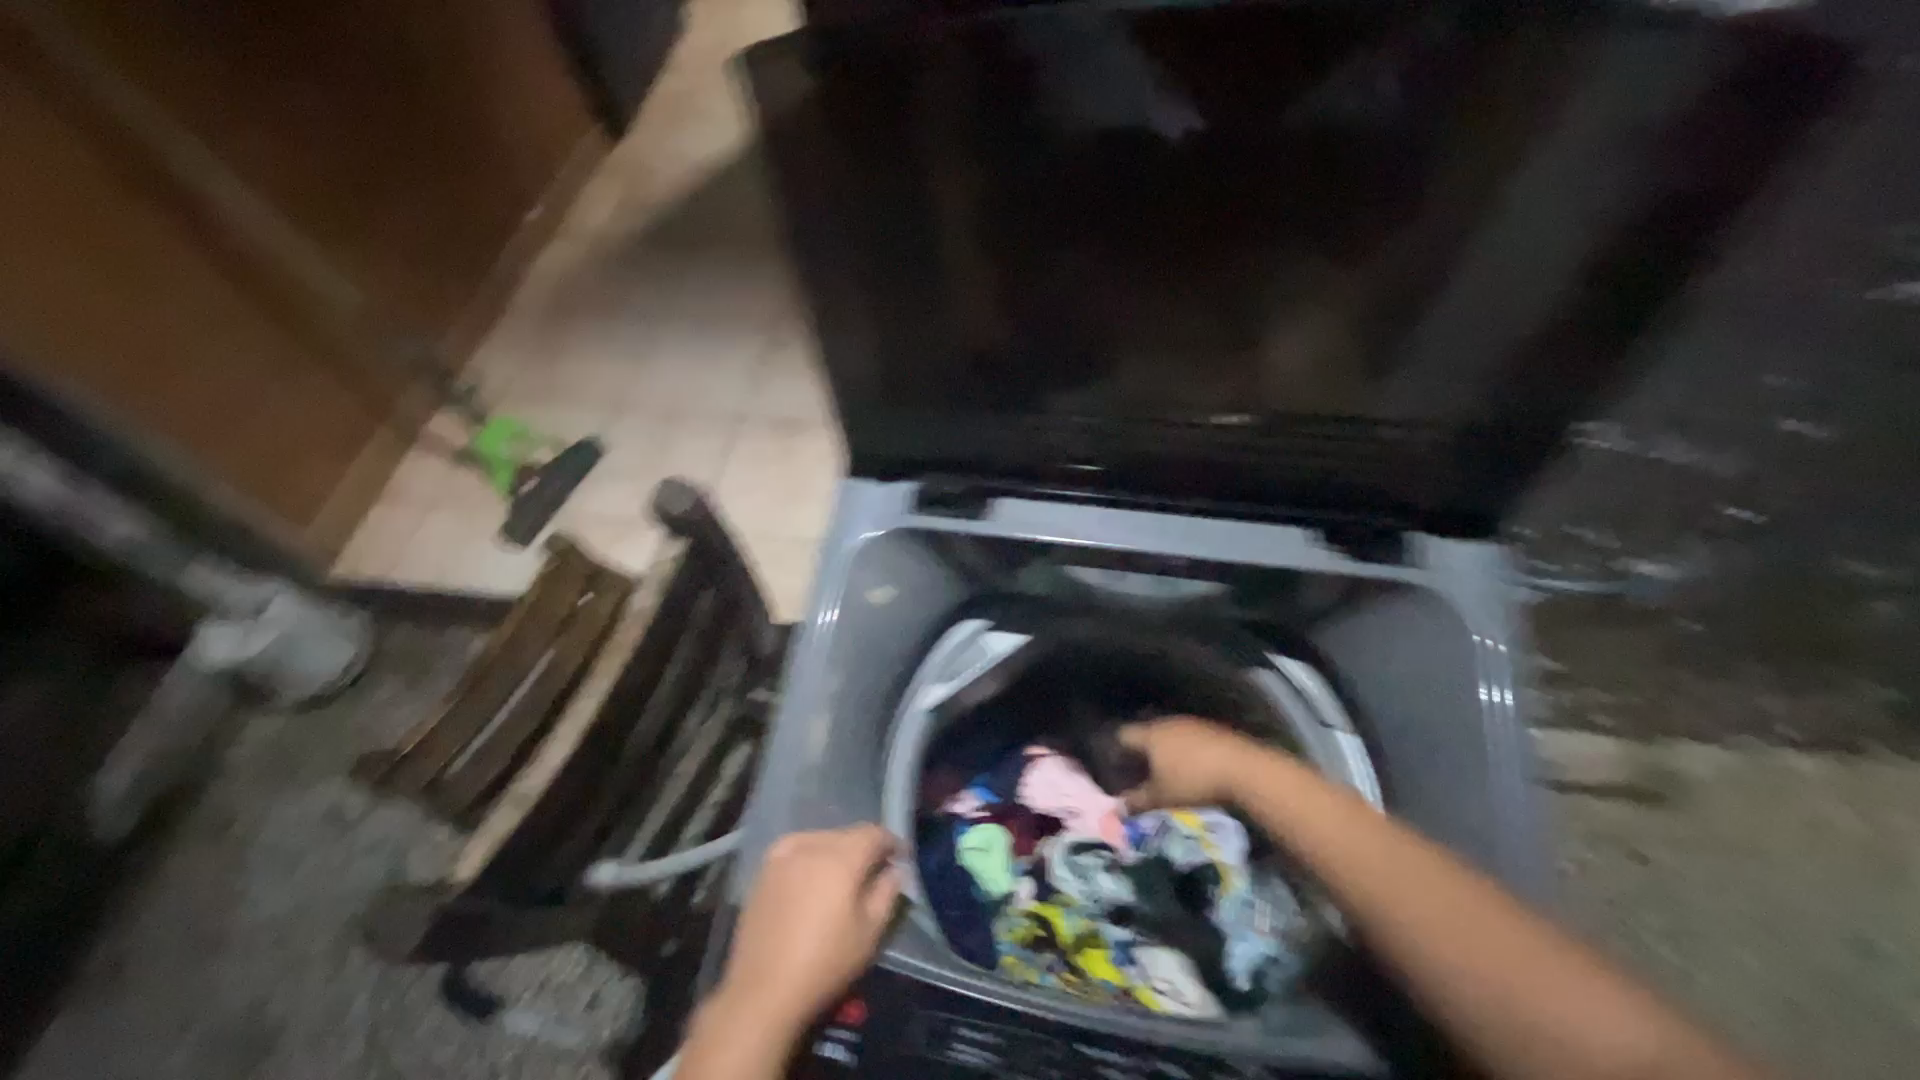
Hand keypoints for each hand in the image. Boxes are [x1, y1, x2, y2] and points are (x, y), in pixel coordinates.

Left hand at [714, 824, 901, 1033]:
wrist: (764, 990)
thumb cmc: (825, 963)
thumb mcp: (870, 931)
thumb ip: (887, 892)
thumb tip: (895, 870)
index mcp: (841, 858)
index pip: (874, 833)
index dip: (892, 842)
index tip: (902, 858)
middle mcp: (811, 847)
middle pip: (847, 834)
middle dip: (866, 847)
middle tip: (877, 869)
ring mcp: (783, 856)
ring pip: (821, 839)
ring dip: (838, 848)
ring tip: (845, 873)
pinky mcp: (764, 871)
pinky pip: (796, 848)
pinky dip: (811, 853)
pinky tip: (812, 873)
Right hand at [1117, 715, 1276, 811]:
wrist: (1243, 769)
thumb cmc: (1193, 781)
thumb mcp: (1161, 797)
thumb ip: (1136, 802)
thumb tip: (1117, 810)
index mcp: (1150, 735)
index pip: (1123, 735)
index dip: (1115, 750)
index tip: (1115, 767)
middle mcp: (1167, 723)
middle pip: (1146, 732)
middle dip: (1141, 751)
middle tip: (1138, 771)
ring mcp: (1192, 724)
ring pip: (1169, 735)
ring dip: (1164, 750)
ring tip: (1165, 771)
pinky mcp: (1212, 729)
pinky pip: (1189, 738)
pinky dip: (1184, 751)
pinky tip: (1191, 768)